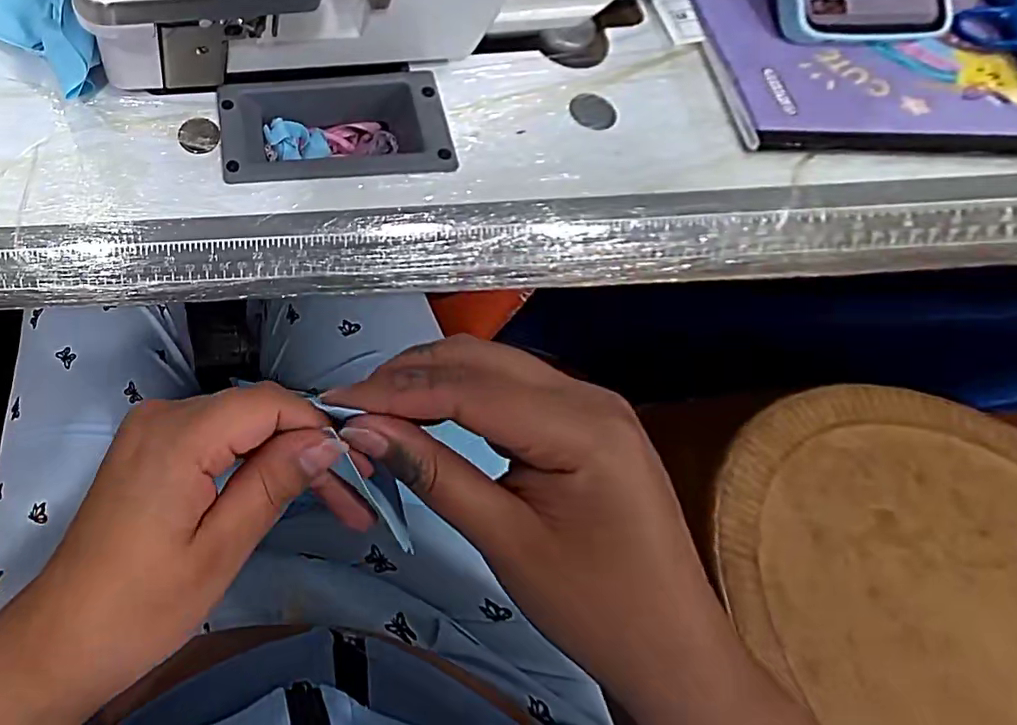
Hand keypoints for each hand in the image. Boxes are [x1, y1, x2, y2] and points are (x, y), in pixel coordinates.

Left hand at [0, 382, 353, 724]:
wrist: (65, 633)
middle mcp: (161, 414)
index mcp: (177, 434)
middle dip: (302, 445)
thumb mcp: (220, 549)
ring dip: (277, 454)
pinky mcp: (145, 445)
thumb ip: (272, 484)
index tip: (353, 465)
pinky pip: (207, 436)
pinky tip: (272, 486)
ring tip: (325, 498)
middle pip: (251, 410)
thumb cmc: (140, 605)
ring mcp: (149, 427)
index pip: (265, 401)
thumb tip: (322, 443)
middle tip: (349, 496)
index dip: (314, 425)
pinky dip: (243, 458)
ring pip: (233, 423)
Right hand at [324, 337, 813, 724]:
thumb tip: (363, 429)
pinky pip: (502, 382)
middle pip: (473, 360)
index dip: (393, 392)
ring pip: (484, 362)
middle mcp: (588, 396)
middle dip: (404, 376)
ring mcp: (587, 401)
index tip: (338, 402)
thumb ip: (432, 473)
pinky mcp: (579, 415)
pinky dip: (454, 389)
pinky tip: (423, 408)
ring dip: (425, 377)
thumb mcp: (506, 542)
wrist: (677, 656)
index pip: (464, 388)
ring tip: (376, 404)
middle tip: (352, 405)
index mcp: (583, 427)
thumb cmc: (600, 609)